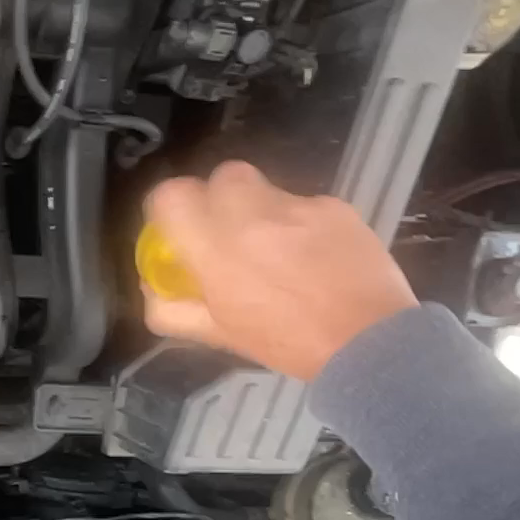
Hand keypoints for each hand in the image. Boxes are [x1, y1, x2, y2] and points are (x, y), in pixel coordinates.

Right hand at [141, 161, 418, 379]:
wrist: (367, 341)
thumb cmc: (284, 342)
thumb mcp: (215, 334)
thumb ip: (170, 310)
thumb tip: (151, 289)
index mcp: (216, 249)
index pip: (171, 196)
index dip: (165, 206)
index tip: (172, 226)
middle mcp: (253, 215)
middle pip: (219, 176)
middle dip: (214, 198)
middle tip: (222, 232)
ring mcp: (298, 207)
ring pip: (263, 189)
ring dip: (256, 210)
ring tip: (270, 248)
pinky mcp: (335, 206)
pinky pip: (301, 204)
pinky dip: (295, 223)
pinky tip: (309, 255)